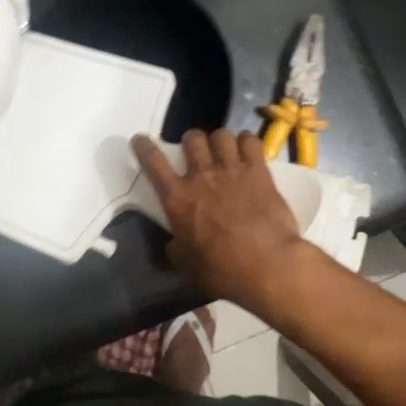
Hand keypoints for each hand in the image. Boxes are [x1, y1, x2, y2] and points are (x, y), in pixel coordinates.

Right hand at [130, 129, 313, 310]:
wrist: (265, 265)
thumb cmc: (222, 270)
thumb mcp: (187, 265)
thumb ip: (176, 249)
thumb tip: (173, 245)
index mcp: (178, 198)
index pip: (153, 162)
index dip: (144, 147)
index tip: (140, 139)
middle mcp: (202, 176)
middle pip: (193, 138)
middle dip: (193, 141)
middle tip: (198, 152)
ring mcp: (231, 169)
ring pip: (221, 135)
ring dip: (220, 141)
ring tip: (226, 151)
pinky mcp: (259, 171)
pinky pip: (251, 141)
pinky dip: (248, 142)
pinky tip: (249, 151)